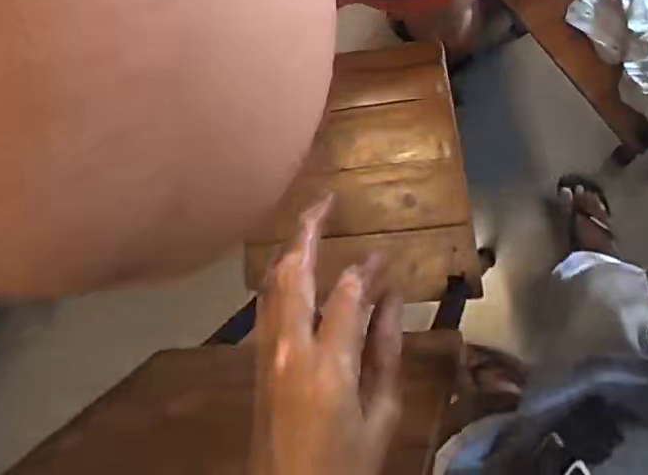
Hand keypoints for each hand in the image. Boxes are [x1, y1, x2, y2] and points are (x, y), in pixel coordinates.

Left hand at [250, 197, 403, 474]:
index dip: (368, 268)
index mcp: (327, 365)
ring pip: (271, 282)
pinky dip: (278, 272)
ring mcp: (265, 354)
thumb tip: (391, 297)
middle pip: (293, 271)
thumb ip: (386, 351)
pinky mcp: (255, 362)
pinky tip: (290, 262)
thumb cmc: (344, 468)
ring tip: (308, 219)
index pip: (347, 292)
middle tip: (326, 199)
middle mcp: (289, 349)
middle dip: (308, 228)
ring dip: (288, 245)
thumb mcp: (381, 417)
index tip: (384, 256)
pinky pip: (265, 301)